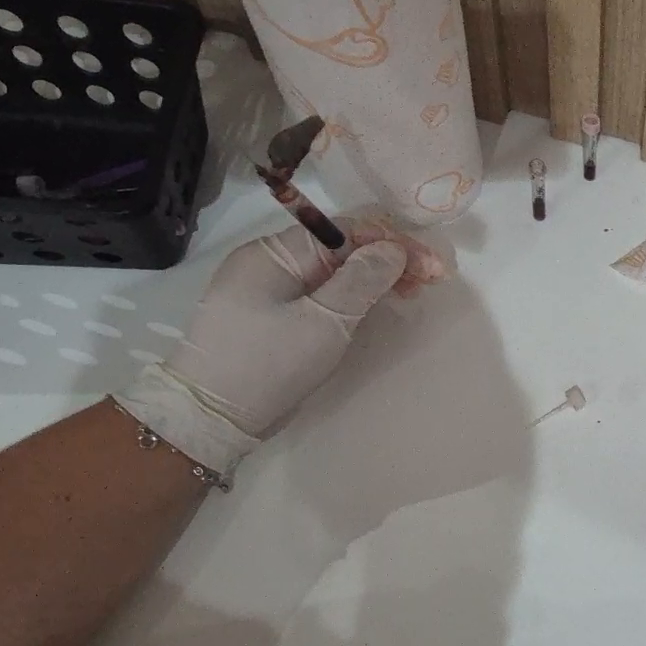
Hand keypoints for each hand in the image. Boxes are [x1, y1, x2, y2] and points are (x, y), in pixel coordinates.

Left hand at [115, 220, 421, 474]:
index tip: (432, 267)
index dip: (394, 243)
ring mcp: (270, 288)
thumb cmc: (270, 363)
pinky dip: (356, 294)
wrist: (213, 415)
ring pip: (335, 269)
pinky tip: (377, 305)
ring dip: (377, 277)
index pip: (347, 230)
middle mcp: (270, 261)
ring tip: (411, 293)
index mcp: (275, 253)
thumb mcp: (326, 321)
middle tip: (431, 281)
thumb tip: (393, 248)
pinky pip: (323, 290)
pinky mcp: (274, 313)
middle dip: (390, 259)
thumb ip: (362, 280)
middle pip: (342, 247)